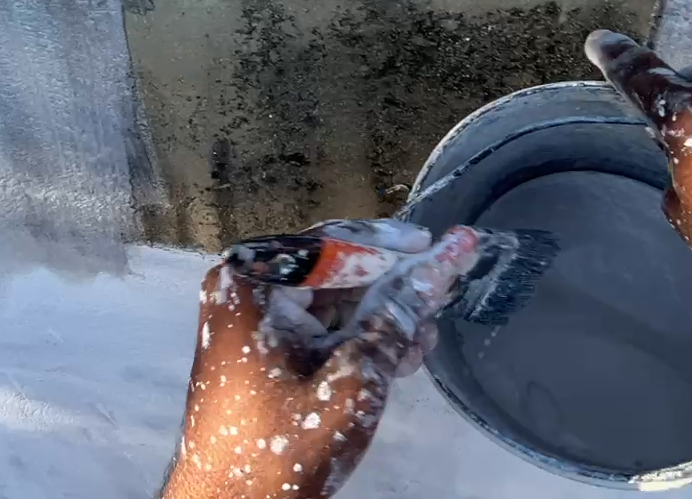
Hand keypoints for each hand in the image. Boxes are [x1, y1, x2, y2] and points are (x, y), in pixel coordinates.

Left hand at [162, 222, 477, 498]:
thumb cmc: (279, 450)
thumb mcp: (350, 386)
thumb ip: (393, 324)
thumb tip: (437, 271)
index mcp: (252, 280)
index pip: (331, 244)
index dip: (388, 244)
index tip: (435, 241)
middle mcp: (247, 286)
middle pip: (333, 269)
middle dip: (390, 282)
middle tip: (444, 280)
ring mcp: (252, 317)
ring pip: (331, 301)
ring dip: (382, 313)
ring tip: (431, 322)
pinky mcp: (262, 348)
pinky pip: (318, 328)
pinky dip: (359, 337)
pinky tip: (405, 347)